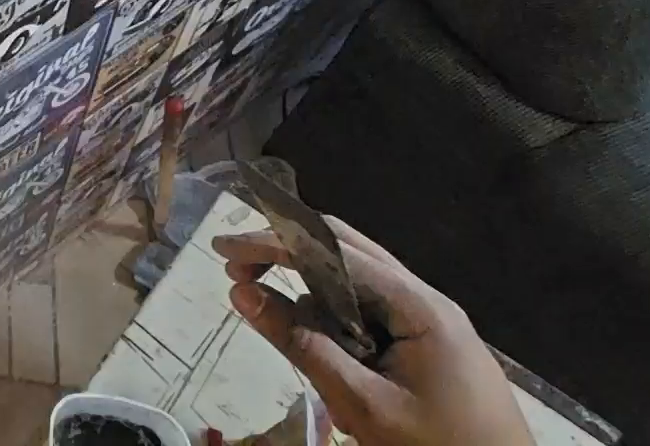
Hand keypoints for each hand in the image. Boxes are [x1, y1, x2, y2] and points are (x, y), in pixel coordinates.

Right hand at [212, 218, 534, 445]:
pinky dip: (327, 310)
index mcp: (419, 306)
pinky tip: (311, 337)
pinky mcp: (423, 344)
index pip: (332, 250)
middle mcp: (423, 300)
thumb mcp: (366, 405)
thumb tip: (240, 292)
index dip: (273, 243)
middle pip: (342, 248)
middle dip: (284, 249)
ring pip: (351, 278)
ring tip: (266, 303)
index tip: (223, 250)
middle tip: (236, 265)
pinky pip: (363, 308)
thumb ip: (301, 345)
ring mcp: (426, 322)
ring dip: (304, 281)